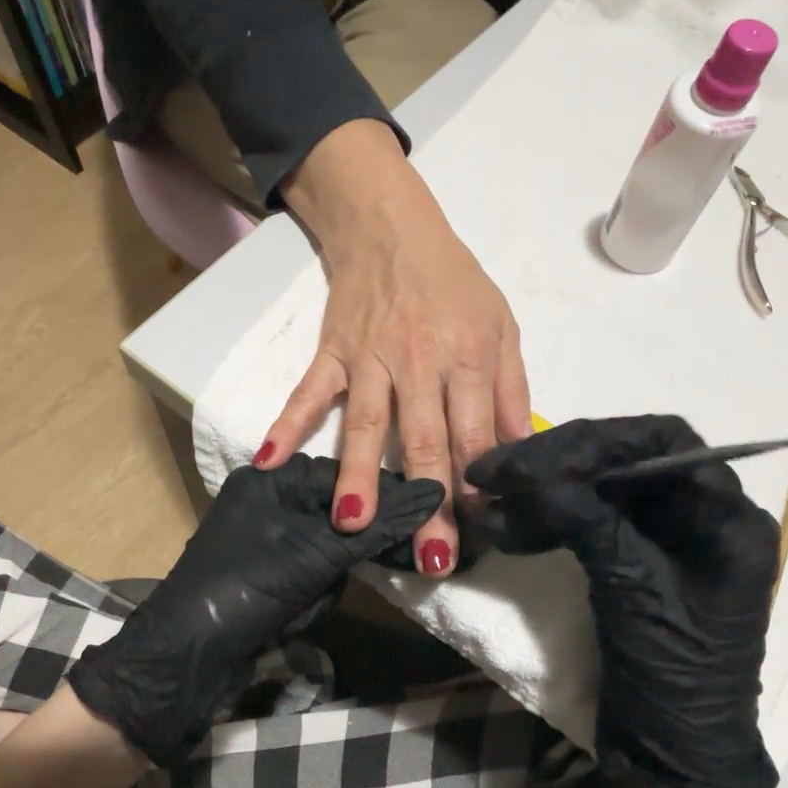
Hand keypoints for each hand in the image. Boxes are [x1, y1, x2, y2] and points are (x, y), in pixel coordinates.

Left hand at [68, 455, 442, 766]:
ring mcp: (266, 537)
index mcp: (269, 479)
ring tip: (388, 564)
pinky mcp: (269, 572)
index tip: (434, 509)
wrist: (189, 653)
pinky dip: (333, 577)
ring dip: (353, 557)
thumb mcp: (316, 554)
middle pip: (340, 504)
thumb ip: (376, 528)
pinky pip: (316, 562)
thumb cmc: (247, 587)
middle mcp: (267, 499)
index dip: (388, 494)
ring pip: (332, 535)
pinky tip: (347, 586)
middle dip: (373, 530)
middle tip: (417, 545)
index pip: (344, 474)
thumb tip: (434, 495)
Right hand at [262, 119, 530, 578]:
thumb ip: (510, 392)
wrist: (392, 229)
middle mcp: (419, 363)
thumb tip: (518, 453)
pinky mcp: (331, 353)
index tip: (479, 528)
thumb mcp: (501, 328)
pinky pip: (308, 392)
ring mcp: (369, 359)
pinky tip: (269, 460)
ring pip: (366, 424)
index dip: (478, 482)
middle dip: (429, 502)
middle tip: (432, 558)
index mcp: (468, 358)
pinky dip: (287, 424)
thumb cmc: (455, 285)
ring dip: (358, 473)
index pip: (475, 432)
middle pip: (425, 441)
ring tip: (352, 523)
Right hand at [465, 416, 780, 787]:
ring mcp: (668, 545)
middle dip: (560, 465)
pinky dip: (550, 522)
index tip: (527, 456)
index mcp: (728, 519)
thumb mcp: (633, 593)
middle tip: (494, 473)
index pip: (663, 444)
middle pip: (628, 464)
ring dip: (546, 493)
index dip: (593, 440)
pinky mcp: (636, 568)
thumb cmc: (674, 679)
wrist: (676, 761)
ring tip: (489, 502)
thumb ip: (589, 522)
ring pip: (603, 494)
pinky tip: (510, 527)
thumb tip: (528, 470)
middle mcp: (703, 520)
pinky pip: (591, 526)